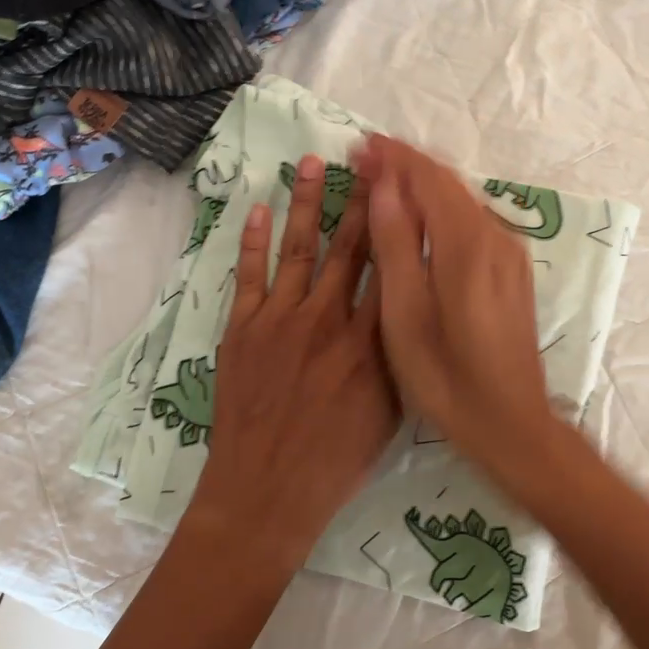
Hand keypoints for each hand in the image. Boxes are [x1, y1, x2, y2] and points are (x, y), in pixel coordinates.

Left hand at [185, 154, 400, 567]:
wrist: (266, 490)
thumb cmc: (335, 462)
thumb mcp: (388, 414)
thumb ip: (396, 358)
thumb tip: (406, 315)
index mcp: (370, 341)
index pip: (391, 267)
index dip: (399, 223)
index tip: (406, 186)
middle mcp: (328, 319)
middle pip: (349, 247)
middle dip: (359, 198)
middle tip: (366, 158)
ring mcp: (280, 320)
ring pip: (298, 249)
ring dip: (305, 203)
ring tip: (310, 162)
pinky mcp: (242, 329)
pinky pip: (249, 276)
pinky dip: (251, 241)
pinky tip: (255, 210)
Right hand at [358, 135, 556, 478]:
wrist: (511, 423)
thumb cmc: (446, 378)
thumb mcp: (406, 314)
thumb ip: (397, 245)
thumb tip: (386, 185)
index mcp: (466, 245)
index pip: (428, 179)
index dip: (393, 158)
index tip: (358, 145)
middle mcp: (495, 238)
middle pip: (449, 183)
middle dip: (406, 165)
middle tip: (364, 158)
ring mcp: (509, 256)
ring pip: (463, 201)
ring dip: (424, 185)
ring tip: (383, 182)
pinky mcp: (512, 273)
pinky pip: (473, 222)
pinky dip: (442, 209)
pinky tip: (419, 220)